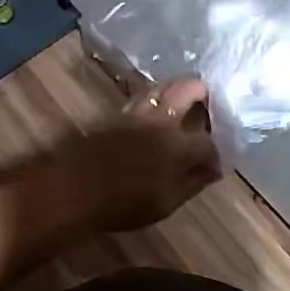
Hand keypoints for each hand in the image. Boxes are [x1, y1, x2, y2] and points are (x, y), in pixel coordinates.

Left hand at [36, 77, 220, 232]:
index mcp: (179, 145)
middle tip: (209, 111)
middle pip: (190, 88)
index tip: (214, 167)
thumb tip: (212, 170)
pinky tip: (156, 117)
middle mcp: (161, 120)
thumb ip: (192, 183)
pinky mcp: (117, 114)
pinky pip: (143, 97)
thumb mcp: (165, 204)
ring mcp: (137, 112)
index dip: (217, 155)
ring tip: (183, 108)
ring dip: (179, 92)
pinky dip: (157, 100)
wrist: (72, 191)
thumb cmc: (123, 204)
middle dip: (206, 95)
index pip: (208, 142)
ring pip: (164, 86)